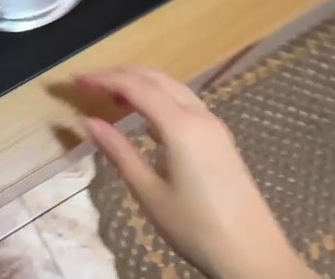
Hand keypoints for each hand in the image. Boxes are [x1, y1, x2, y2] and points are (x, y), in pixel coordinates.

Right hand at [77, 67, 313, 278]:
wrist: (258, 262)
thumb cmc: (199, 230)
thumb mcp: (150, 194)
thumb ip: (119, 153)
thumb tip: (89, 122)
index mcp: (180, 126)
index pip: (134, 86)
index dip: (103, 79)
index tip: (76, 80)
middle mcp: (199, 116)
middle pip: (154, 78)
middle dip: (119, 74)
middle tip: (89, 83)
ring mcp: (215, 126)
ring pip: (172, 87)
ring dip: (140, 83)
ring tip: (112, 95)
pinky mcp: (221, 140)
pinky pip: (184, 102)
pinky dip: (159, 97)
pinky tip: (145, 118)